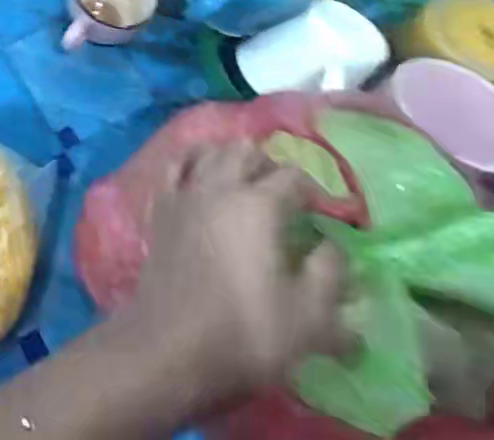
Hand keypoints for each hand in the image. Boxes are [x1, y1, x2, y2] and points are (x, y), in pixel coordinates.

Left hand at [117, 142, 348, 412]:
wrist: (173, 343)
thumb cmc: (247, 331)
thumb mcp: (311, 317)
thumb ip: (330, 274)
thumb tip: (334, 246)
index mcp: (258, 204)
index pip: (293, 176)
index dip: (316, 191)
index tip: (327, 215)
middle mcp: (218, 186)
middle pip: (246, 152)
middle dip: (271, 165)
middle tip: (287, 195)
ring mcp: (183, 192)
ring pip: (208, 151)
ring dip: (230, 157)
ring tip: (245, 178)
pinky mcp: (159, 207)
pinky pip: (174, 167)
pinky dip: (190, 162)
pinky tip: (197, 175)